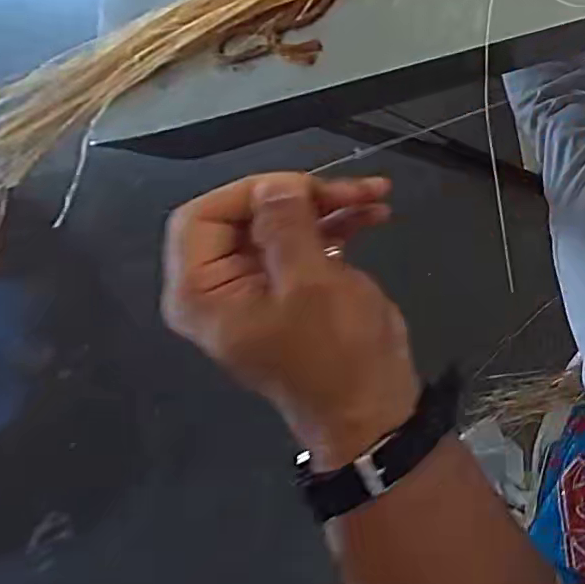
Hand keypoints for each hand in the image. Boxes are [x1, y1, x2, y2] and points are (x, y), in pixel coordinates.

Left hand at [163, 172, 415, 467]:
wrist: (370, 399)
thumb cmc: (335, 347)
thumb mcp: (312, 285)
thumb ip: (288, 230)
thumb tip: (277, 184)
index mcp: (204, 290)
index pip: (204, 218)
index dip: (256, 192)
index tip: (314, 185)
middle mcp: (225, 285)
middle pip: (251, 218)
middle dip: (306, 196)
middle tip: (363, 188)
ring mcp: (266, 288)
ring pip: (287, 227)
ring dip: (332, 207)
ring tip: (381, 195)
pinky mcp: (302, 290)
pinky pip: (311, 245)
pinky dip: (341, 227)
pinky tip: (375, 217)